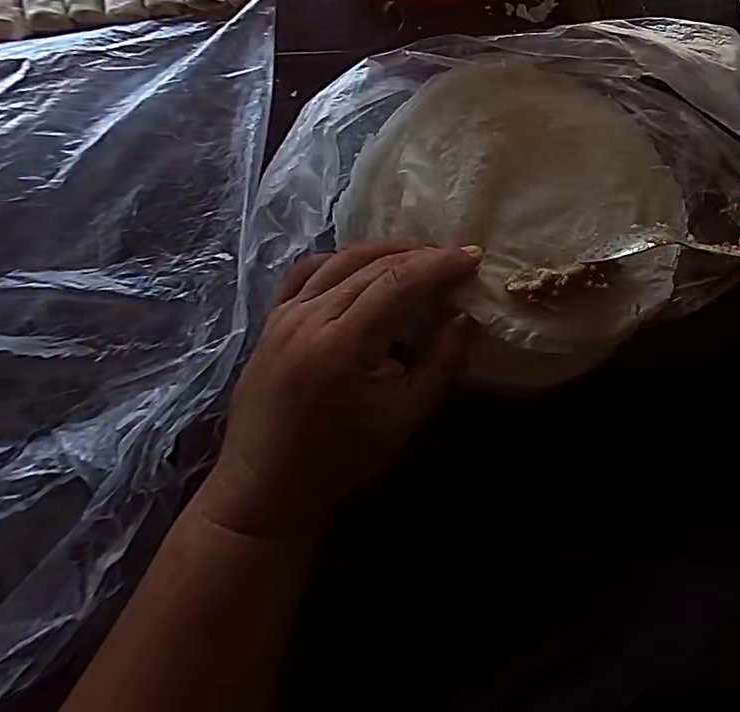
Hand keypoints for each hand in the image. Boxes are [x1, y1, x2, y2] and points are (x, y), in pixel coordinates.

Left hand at [195, 240, 481, 538]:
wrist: (265, 488)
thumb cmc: (341, 460)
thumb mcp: (405, 418)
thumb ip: (441, 362)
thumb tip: (464, 316)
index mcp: (343, 344)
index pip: (399, 282)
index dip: (440, 264)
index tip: (473, 255)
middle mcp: (310, 317)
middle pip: (373, 265)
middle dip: (420, 255)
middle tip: (455, 257)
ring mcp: (285, 314)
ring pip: (341, 260)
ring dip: (384, 251)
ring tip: (419, 255)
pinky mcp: (271, 319)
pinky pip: (307, 271)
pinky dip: (341, 260)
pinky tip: (363, 265)